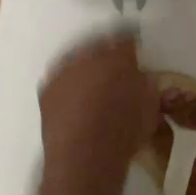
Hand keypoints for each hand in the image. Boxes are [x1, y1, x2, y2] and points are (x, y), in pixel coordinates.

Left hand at [38, 30, 158, 177]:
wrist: (84, 158)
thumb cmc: (124, 131)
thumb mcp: (150, 106)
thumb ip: (146, 84)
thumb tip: (140, 78)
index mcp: (117, 53)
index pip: (126, 36)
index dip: (132, 45)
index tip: (135, 56)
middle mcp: (86, 54)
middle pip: (98, 46)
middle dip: (106, 56)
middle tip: (116, 72)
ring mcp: (62, 71)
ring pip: (76, 61)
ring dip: (86, 70)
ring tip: (95, 90)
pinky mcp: (45, 90)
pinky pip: (61, 81)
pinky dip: (70, 88)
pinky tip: (77, 105)